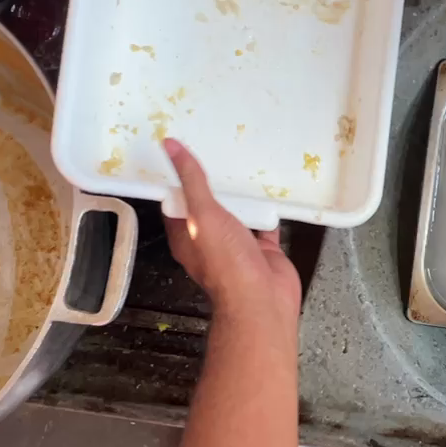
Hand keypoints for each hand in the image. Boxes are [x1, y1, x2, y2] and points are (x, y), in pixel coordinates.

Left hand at [161, 138, 302, 321]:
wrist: (263, 300)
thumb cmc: (227, 264)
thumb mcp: (203, 214)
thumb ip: (192, 180)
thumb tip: (170, 146)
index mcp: (186, 236)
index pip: (177, 202)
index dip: (179, 179)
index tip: (185, 153)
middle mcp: (210, 241)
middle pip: (211, 207)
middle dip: (216, 186)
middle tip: (222, 153)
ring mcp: (238, 247)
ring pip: (239, 216)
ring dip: (244, 198)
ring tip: (249, 168)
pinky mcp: (264, 251)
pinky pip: (266, 226)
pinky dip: (270, 212)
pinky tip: (275, 194)